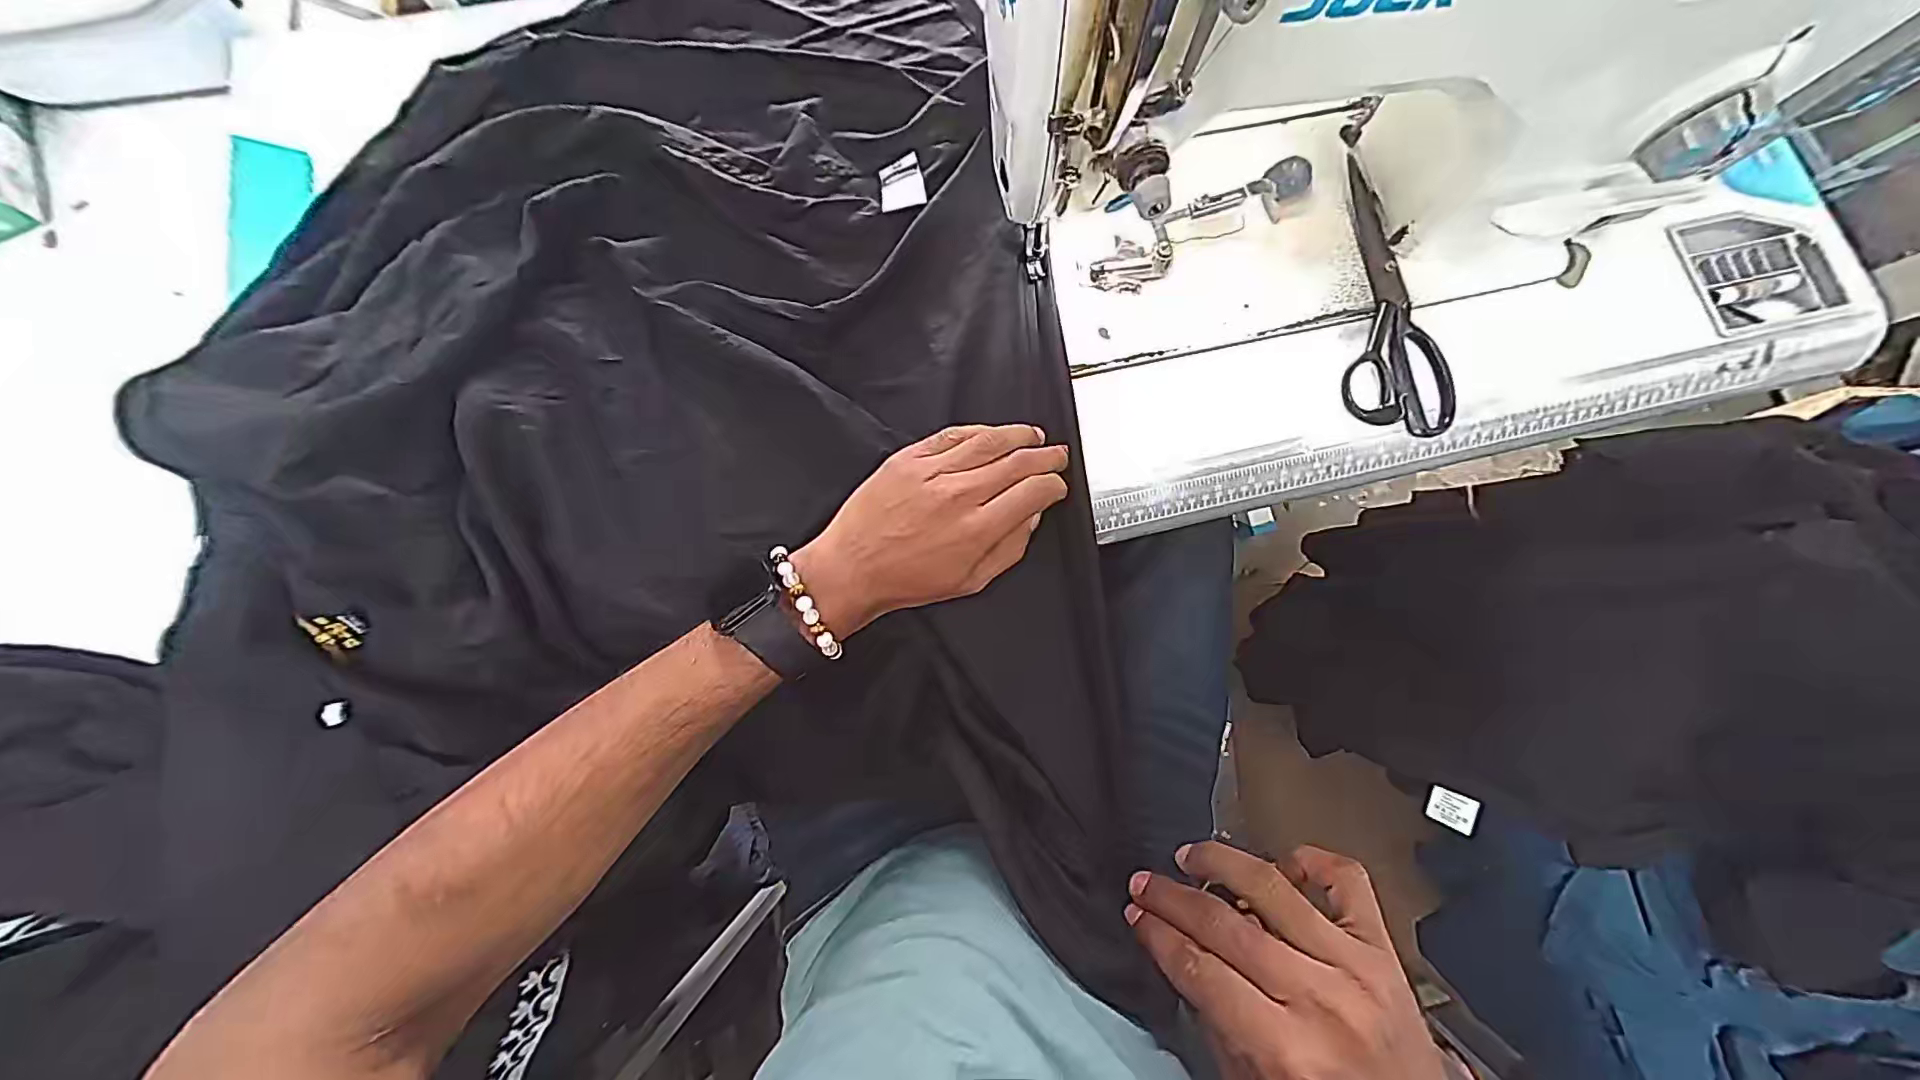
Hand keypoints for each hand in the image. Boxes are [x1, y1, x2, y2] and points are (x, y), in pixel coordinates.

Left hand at [791, 424, 1069, 634]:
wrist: (852, 568)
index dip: (1053, 484)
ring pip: (988, 440)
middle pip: (1017, 461)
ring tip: (1032, 435)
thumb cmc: (904, 579)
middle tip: (1056, 454)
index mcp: (977, 529)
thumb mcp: (970, 581)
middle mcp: (958, 495)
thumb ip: (1009, 548)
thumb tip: (1031, 519)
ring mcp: (932, 473)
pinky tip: (989, 432)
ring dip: (1018, 434)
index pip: (1033, 491)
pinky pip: (952, 434)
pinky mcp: (908, 459)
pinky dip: (977, 430)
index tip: (1056, 484)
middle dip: (1046, 455)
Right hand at [1126, 842, 1447, 1079]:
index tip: (1138, 916)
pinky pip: (1346, 881)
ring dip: (1219, 862)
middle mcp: (1322, 1001)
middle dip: (1171, 898)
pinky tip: (1282, 861)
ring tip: (1192, 856)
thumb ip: (1218, 1026)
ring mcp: (1356, 967)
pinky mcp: (1384, 950)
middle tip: (1146, 883)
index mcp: (1288, 1052)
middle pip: (1223, 924)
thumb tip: (1180, 957)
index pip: (1199, 970)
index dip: (1157, 934)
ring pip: (1271, 886)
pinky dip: (1310, 859)